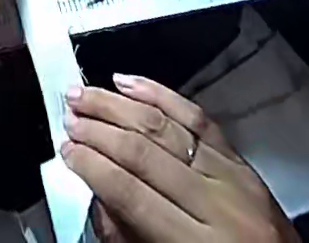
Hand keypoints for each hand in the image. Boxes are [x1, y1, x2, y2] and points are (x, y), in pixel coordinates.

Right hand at [61, 74, 297, 242]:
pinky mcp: (244, 163)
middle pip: (144, 153)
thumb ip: (128, 236)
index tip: (64, 149)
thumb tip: (94, 188)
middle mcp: (222, 210)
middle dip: (97, 131)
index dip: (91, 166)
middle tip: (67, 117)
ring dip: (115, 105)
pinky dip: (159, 94)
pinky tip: (126, 82)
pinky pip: (197, 117)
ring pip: (164, 126)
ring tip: (81, 95)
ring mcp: (237, 180)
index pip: (131, 193)